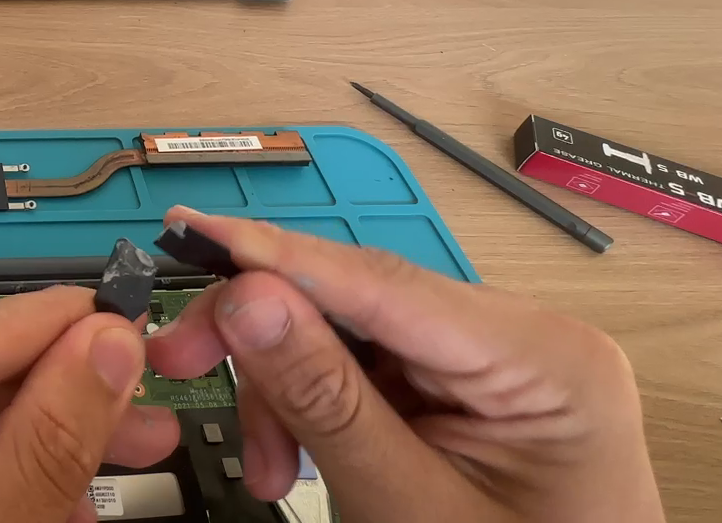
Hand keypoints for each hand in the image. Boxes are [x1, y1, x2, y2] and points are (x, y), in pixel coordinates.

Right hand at [146, 207, 664, 521]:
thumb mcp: (410, 512)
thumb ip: (326, 400)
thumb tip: (244, 296)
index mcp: (542, 359)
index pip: (377, 282)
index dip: (272, 252)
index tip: (187, 227)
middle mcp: (510, 334)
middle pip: (345, 301)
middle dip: (263, 341)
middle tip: (179, 358)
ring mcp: (476, 356)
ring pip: (331, 331)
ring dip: (279, 390)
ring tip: (266, 466)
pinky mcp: (444, 379)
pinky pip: (345, 362)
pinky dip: (302, 404)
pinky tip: (288, 458)